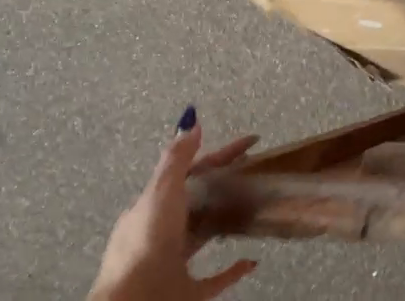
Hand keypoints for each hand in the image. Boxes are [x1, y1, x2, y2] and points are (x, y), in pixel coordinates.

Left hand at [88, 112, 261, 300]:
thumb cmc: (147, 243)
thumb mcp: (161, 193)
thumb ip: (177, 159)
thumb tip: (192, 122)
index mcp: (150, 211)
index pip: (190, 173)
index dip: (221, 154)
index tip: (254, 141)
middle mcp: (160, 236)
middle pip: (197, 203)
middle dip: (225, 185)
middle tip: (257, 171)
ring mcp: (173, 264)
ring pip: (203, 237)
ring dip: (226, 221)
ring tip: (255, 207)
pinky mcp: (189, 292)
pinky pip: (215, 279)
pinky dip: (234, 269)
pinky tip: (252, 261)